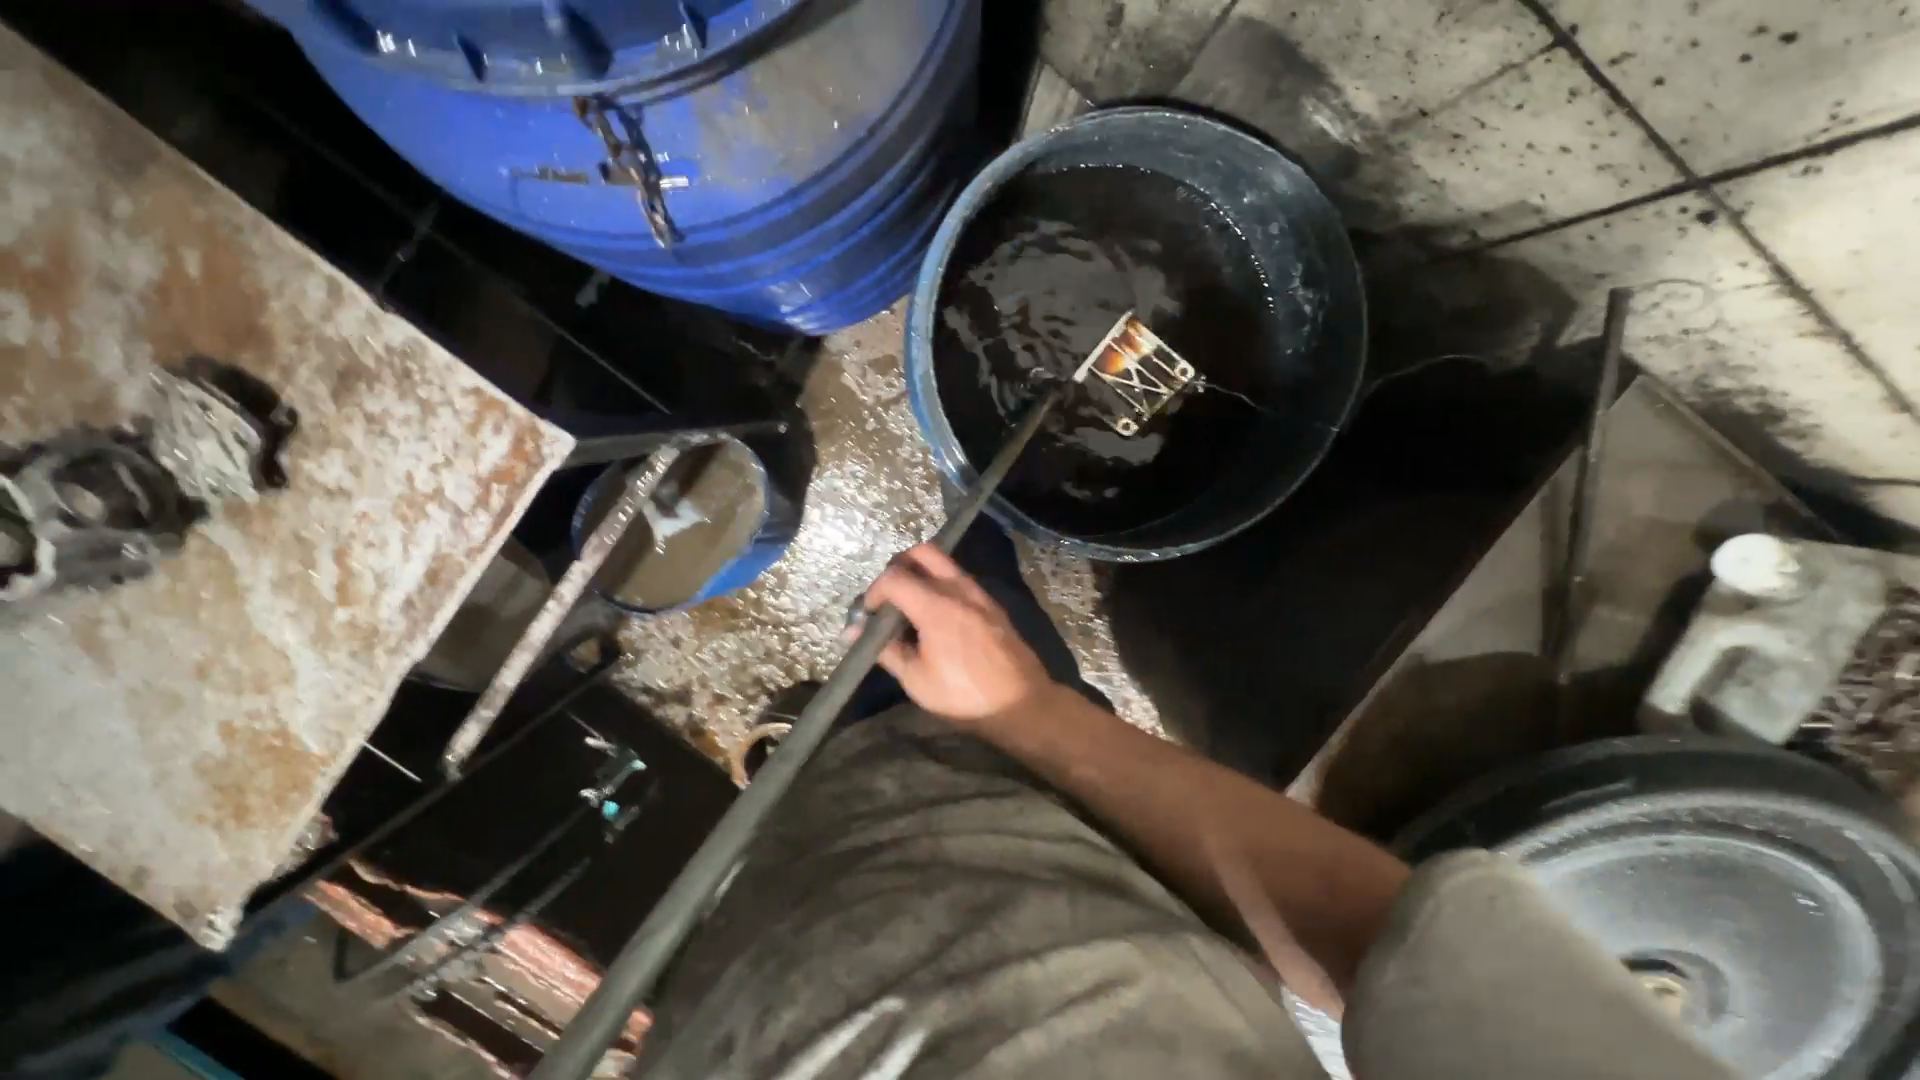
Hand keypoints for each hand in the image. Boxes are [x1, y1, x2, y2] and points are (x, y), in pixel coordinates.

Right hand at [860, 544, 1058, 724]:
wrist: (1020, 702)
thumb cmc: (963, 694)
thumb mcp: (916, 679)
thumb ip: (885, 649)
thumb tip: (855, 632)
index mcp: (936, 606)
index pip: (893, 577)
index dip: (873, 593)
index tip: (869, 616)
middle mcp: (958, 589)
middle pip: (922, 552)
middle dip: (898, 566)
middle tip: (889, 596)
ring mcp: (979, 593)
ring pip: (944, 563)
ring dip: (921, 573)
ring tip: (910, 606)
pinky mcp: (992, 604)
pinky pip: (960, 580)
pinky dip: (941, 585)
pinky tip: (936, 615)